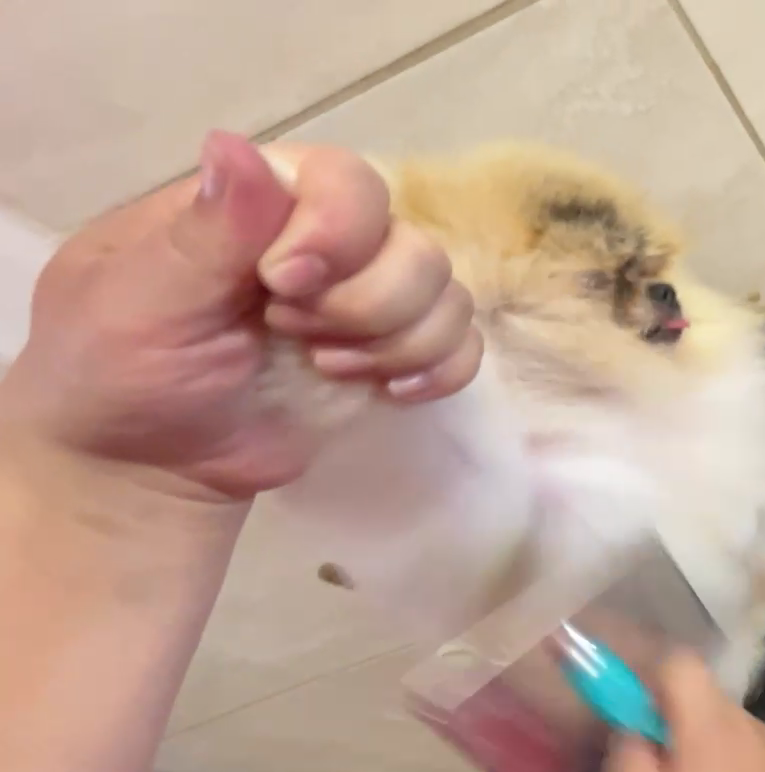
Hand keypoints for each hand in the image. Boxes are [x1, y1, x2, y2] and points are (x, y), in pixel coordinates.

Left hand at [0, 131, 480, 512]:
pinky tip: (389, 392)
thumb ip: (206, 233)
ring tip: (328, 366)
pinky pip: (467, 348)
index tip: (284, 284)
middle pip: (419, 250)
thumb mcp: (142, 300)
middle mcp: (336, 246)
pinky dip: (440, 373)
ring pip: (452, 299)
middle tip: (295, 333)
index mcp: (263, 209)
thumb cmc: (126, 372)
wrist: (162, 460)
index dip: (342, 231)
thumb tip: (241, 148)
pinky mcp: (405, 354)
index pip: (351, 182)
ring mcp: (378, 303)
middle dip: (368, 306)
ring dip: (399, 345)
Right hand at [604, 653, 764, 771]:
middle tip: (654, 770)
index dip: (649, 676)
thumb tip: (626, 732)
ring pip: (718, 723)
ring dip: (695, 746)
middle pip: (697, 695)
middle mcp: (743, 718)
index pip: (680, 662)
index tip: (631, 712)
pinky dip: (723, 762)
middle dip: (668, 722)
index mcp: (709, 721)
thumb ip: (630, 764)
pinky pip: (741, 744)